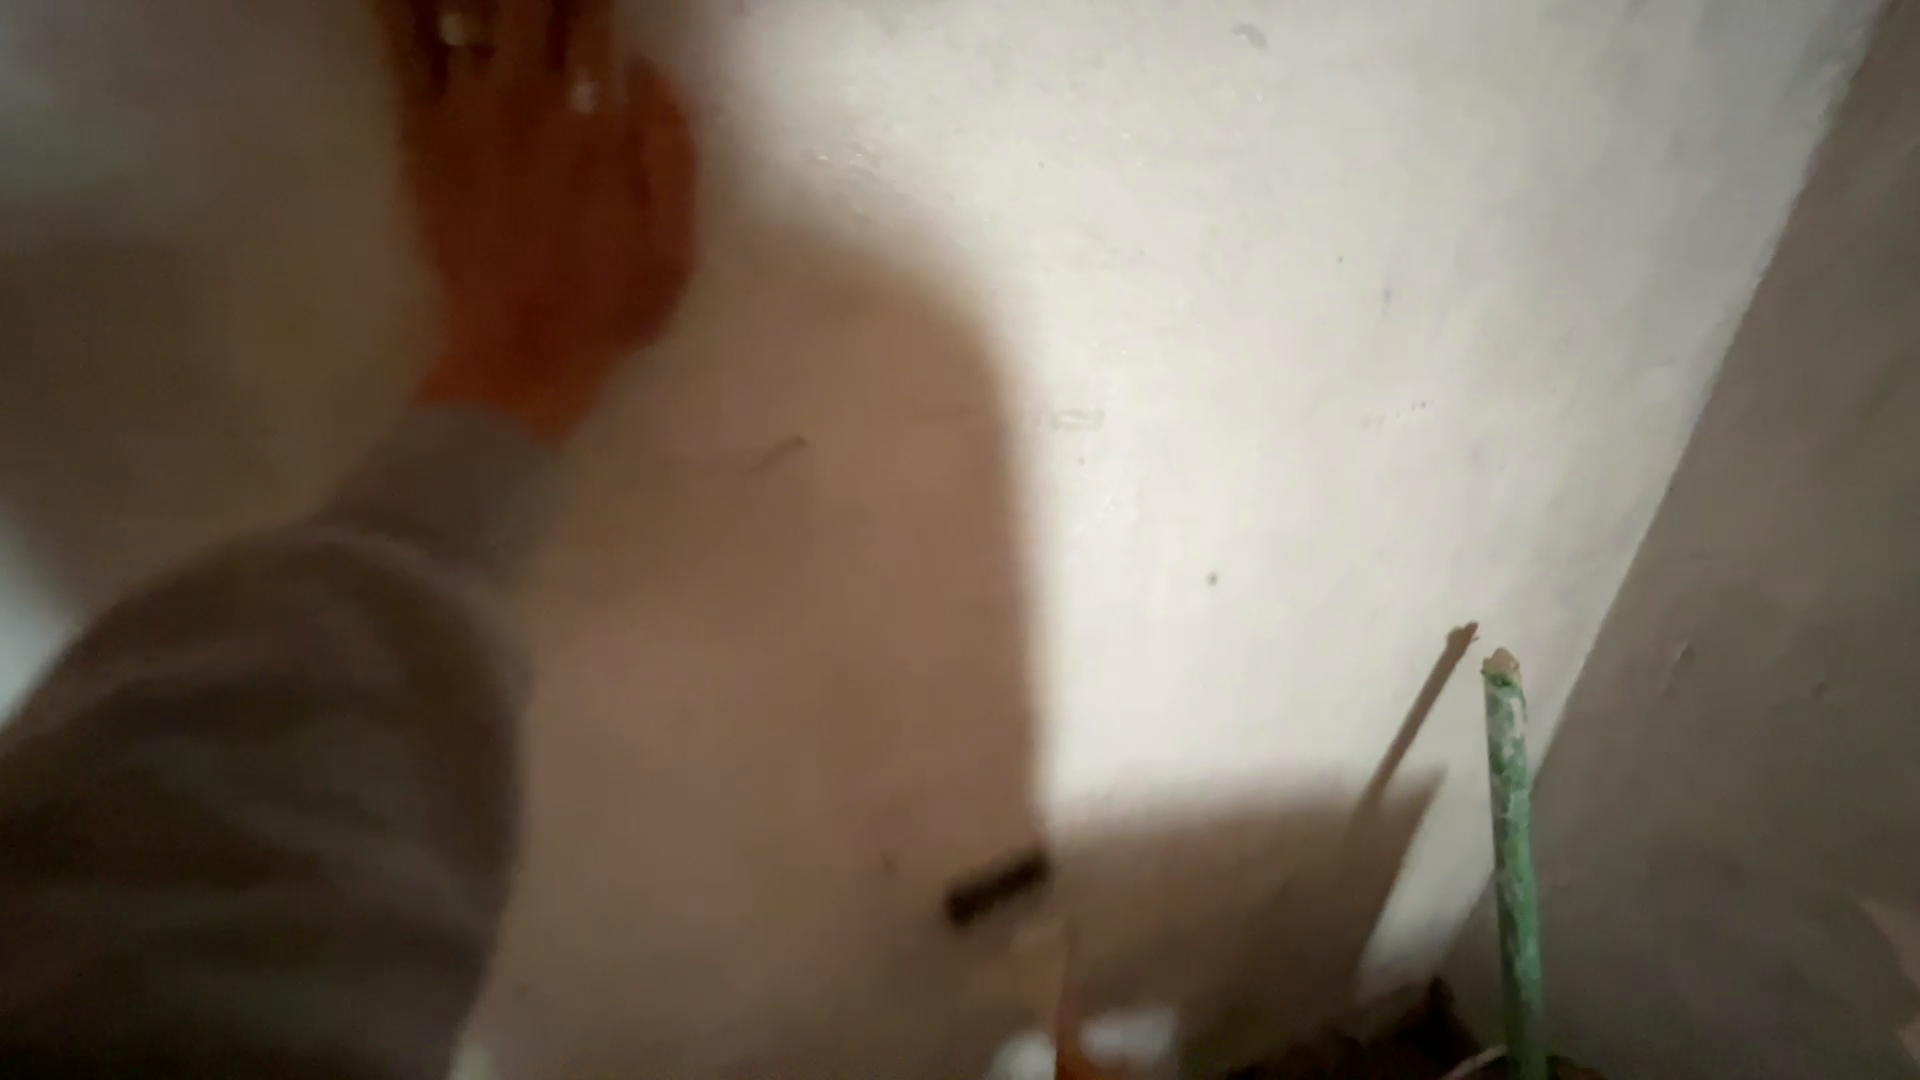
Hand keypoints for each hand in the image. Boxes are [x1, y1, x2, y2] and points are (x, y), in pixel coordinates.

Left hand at [374, 0, 696, 440]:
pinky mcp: (421, 132)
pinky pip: (400, 41)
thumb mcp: (674, 248)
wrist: (524, 349)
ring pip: (464, 6)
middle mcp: (529, 101)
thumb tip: (649, 71)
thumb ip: (671, 155)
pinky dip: (402, 5)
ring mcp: (467, 112)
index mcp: (597, 128)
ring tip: (506, 0)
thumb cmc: (612, 305)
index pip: (594, 22)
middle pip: (528, 1)